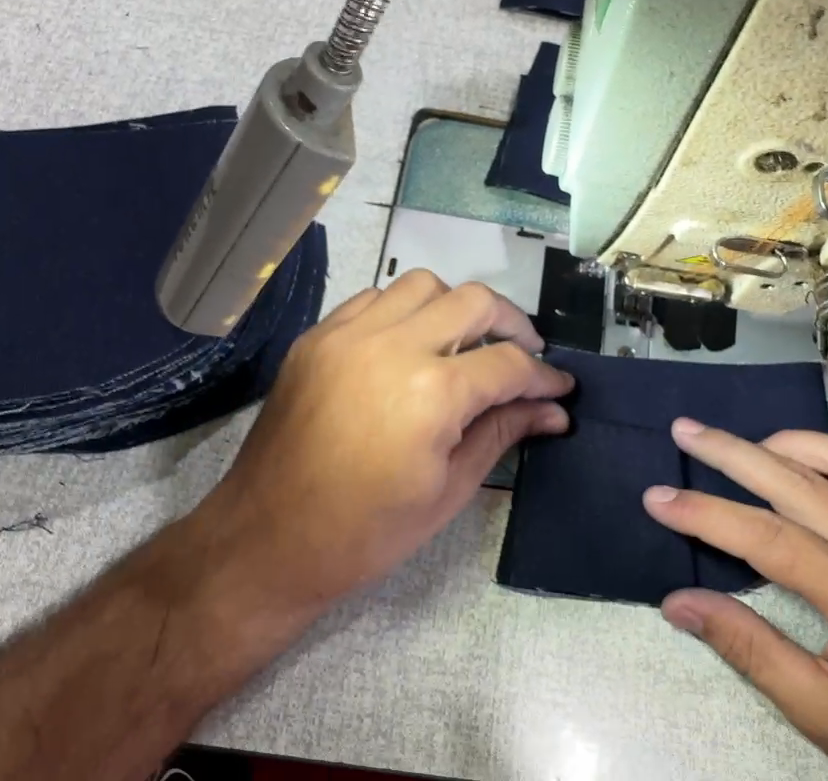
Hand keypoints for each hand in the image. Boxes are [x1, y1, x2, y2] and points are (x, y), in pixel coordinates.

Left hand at [190, 271, 573, 623]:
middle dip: (511, 323)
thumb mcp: (448, 490)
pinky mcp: (317, 338)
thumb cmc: (366, 534)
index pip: (508, 364)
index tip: (560, 388)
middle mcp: (391, 346)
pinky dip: (404, 311)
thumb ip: (502, 433)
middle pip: (473, 301)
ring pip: (421, 285)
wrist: (267, 542)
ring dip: (455, 307)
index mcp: (431, 393)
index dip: (544, 376)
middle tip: (524, 354)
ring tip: (465, 344)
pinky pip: (373, 299)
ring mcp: (347, 335)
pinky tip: (410, 345)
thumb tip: (553, 411)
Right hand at [643, 421, 827, 780]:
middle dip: (733, 453)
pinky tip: (815, 463)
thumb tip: (677, 604)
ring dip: (791, 443)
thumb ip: (747, 648)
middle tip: (686, 431)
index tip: (658, 497)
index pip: (770, 538)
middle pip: (801, 481)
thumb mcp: (823, 713)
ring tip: (746, 445)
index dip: (706, 513)